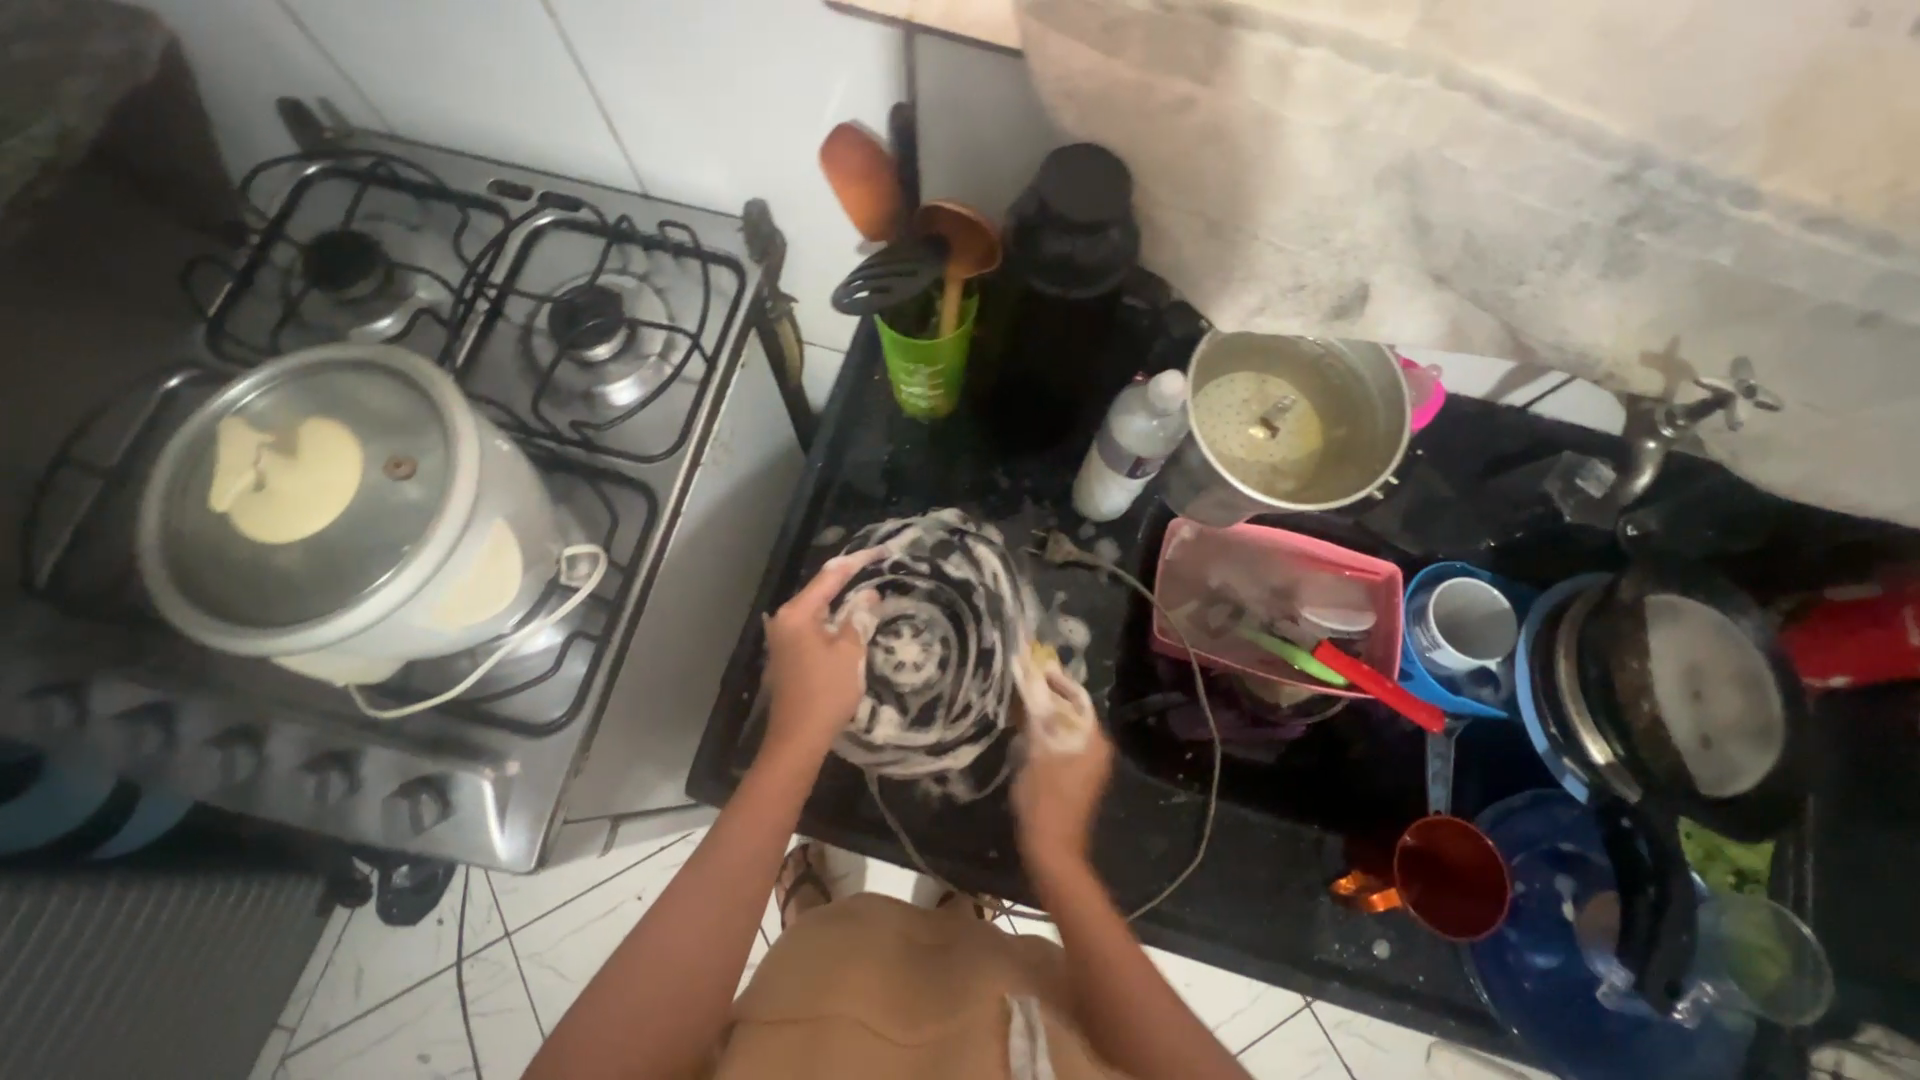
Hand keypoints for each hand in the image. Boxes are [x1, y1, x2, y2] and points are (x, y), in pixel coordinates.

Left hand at [760, 552, 875, 766]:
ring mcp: (783, 637)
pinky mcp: (788, 653)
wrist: (797, 737)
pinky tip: (850, 618)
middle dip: (849, 578)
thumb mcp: (849, 653)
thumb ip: (858, 619)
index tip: (880, 551)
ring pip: (817, 609)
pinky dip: (833, 619)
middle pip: (820, 589)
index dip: (857, 562)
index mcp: (797, 613)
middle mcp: (784, 619)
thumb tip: (869, 596)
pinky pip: (813, 625)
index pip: (830, 576)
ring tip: (869, 588)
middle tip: (877, 566)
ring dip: (842, 600)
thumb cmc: (826, 693)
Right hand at [1012, 668, 1113, 877]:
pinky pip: (1063, 743)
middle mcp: (1098, 748)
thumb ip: (1036, 716)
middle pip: (1073, 711)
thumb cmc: (1044, 799)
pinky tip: (1025, 729)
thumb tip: (1032, 683)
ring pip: (1067, 728)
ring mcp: (1089, 764)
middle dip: (1049, 696)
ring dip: (1046, 714)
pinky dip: (1047, 733)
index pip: (1077, 697)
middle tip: (1023, 680)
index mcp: (1094, 740)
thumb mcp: (1036, 752)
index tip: (1033, 665)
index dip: (1055, 680)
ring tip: (1020, 700)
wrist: (1052, 850)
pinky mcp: (1077, 776)